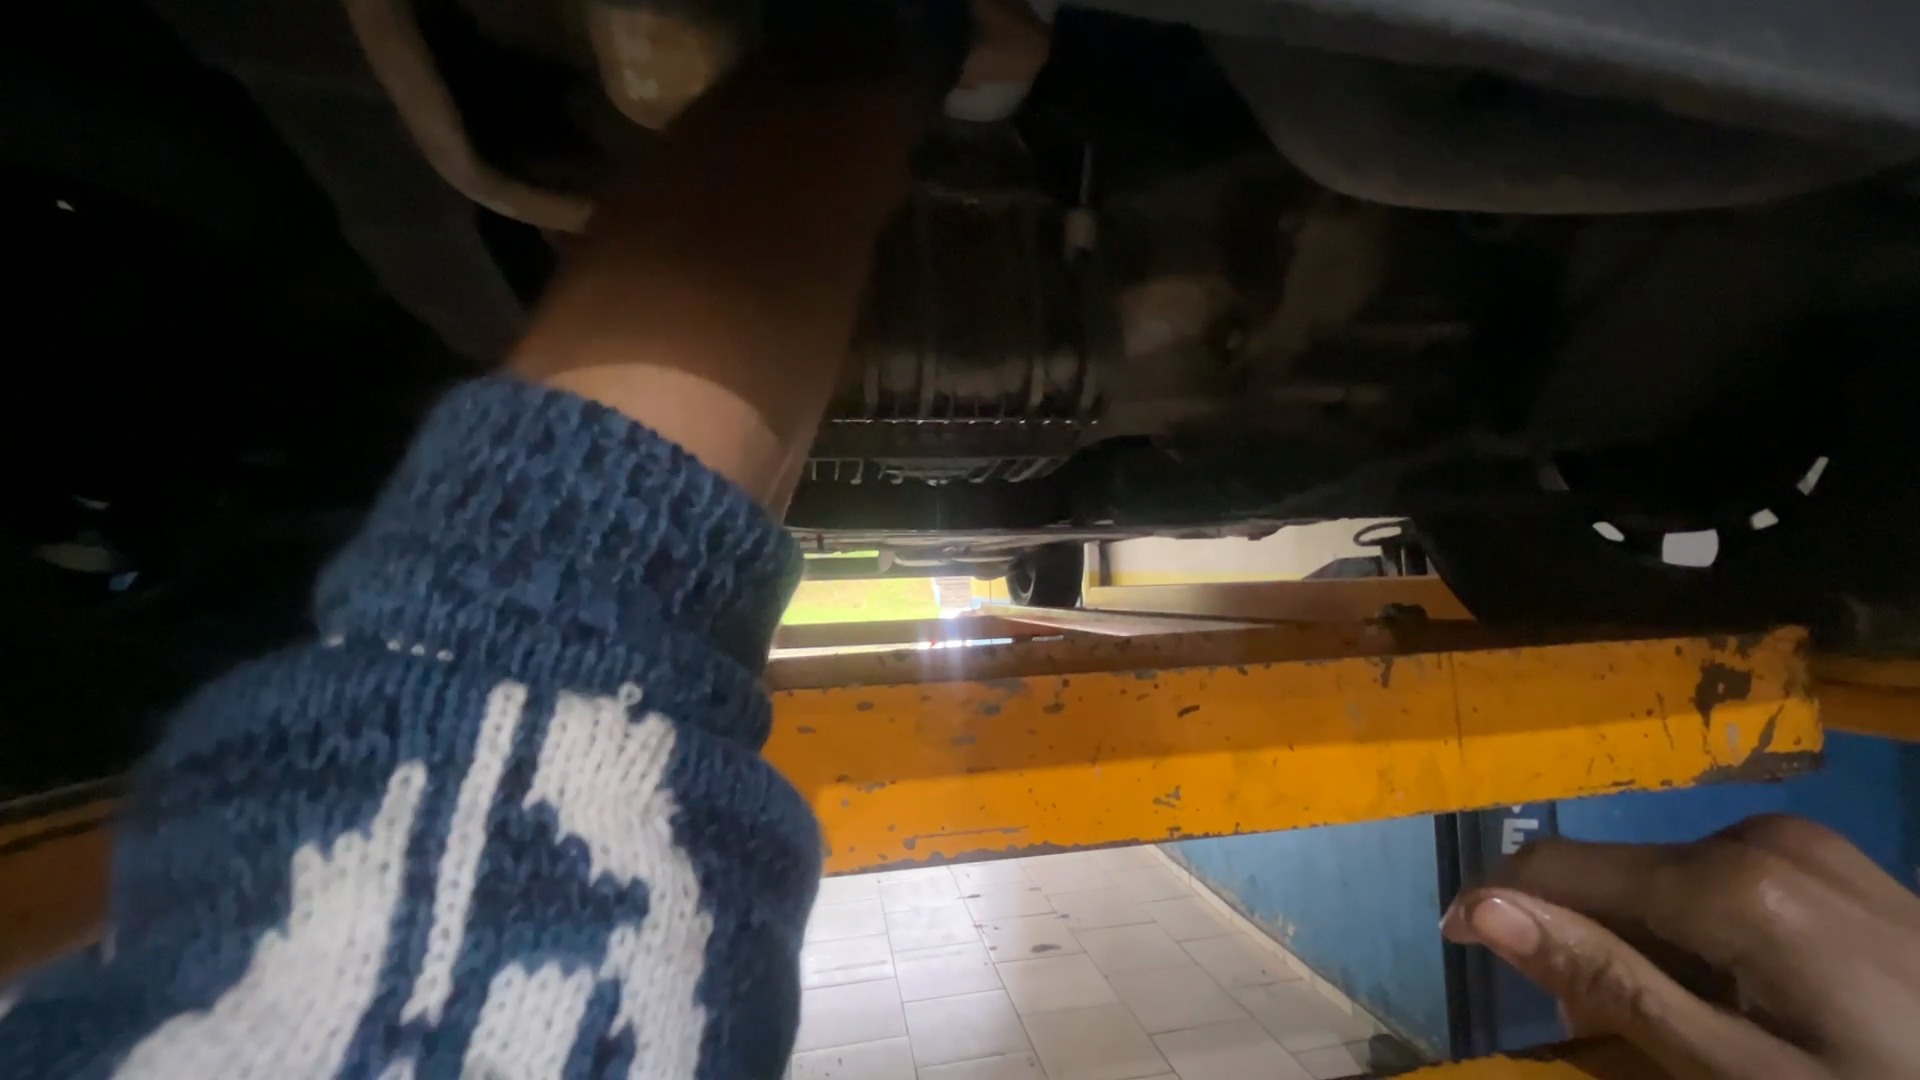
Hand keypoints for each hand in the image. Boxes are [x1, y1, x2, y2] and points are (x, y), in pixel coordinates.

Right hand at [1441, 815, 1919, 1078]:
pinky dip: (1691, 932)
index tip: (1456, 939)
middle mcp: (1758, 841)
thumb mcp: (1745, 1078)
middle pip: (1612, 872)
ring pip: (1660, 877)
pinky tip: (1731, 989)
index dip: (1495, 900)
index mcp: (1730, 882)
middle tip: (1578, 1011)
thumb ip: (1608, 983)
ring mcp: (1807, 850)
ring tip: (1665, 1011)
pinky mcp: (1836, 868)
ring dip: (1633, 935)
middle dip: (1575, 930)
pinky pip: (1720, 883)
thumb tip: (1481, 909)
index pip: (1559, 867)